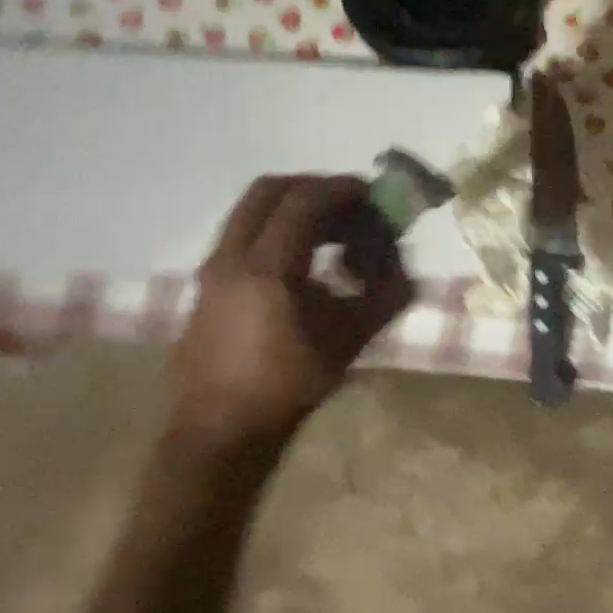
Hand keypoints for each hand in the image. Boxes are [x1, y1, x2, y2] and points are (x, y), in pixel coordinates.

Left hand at [167, 175, 412, 461]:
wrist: (223, 423)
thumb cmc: (294, 379)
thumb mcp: (356, 334)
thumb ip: (387, 290)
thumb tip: (402, 259)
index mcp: (267, 267)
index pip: (304, 202)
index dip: (344, 189)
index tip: (375, 192)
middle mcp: (231, 256)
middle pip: (268, 191)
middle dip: (316, 189)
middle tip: (354, 204)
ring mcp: (213, 268)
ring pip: (253, 212)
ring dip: (298, 210)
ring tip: (339, 236)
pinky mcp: (209, 284)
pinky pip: (247, 235)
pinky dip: (282, 230)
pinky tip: (312, 263)